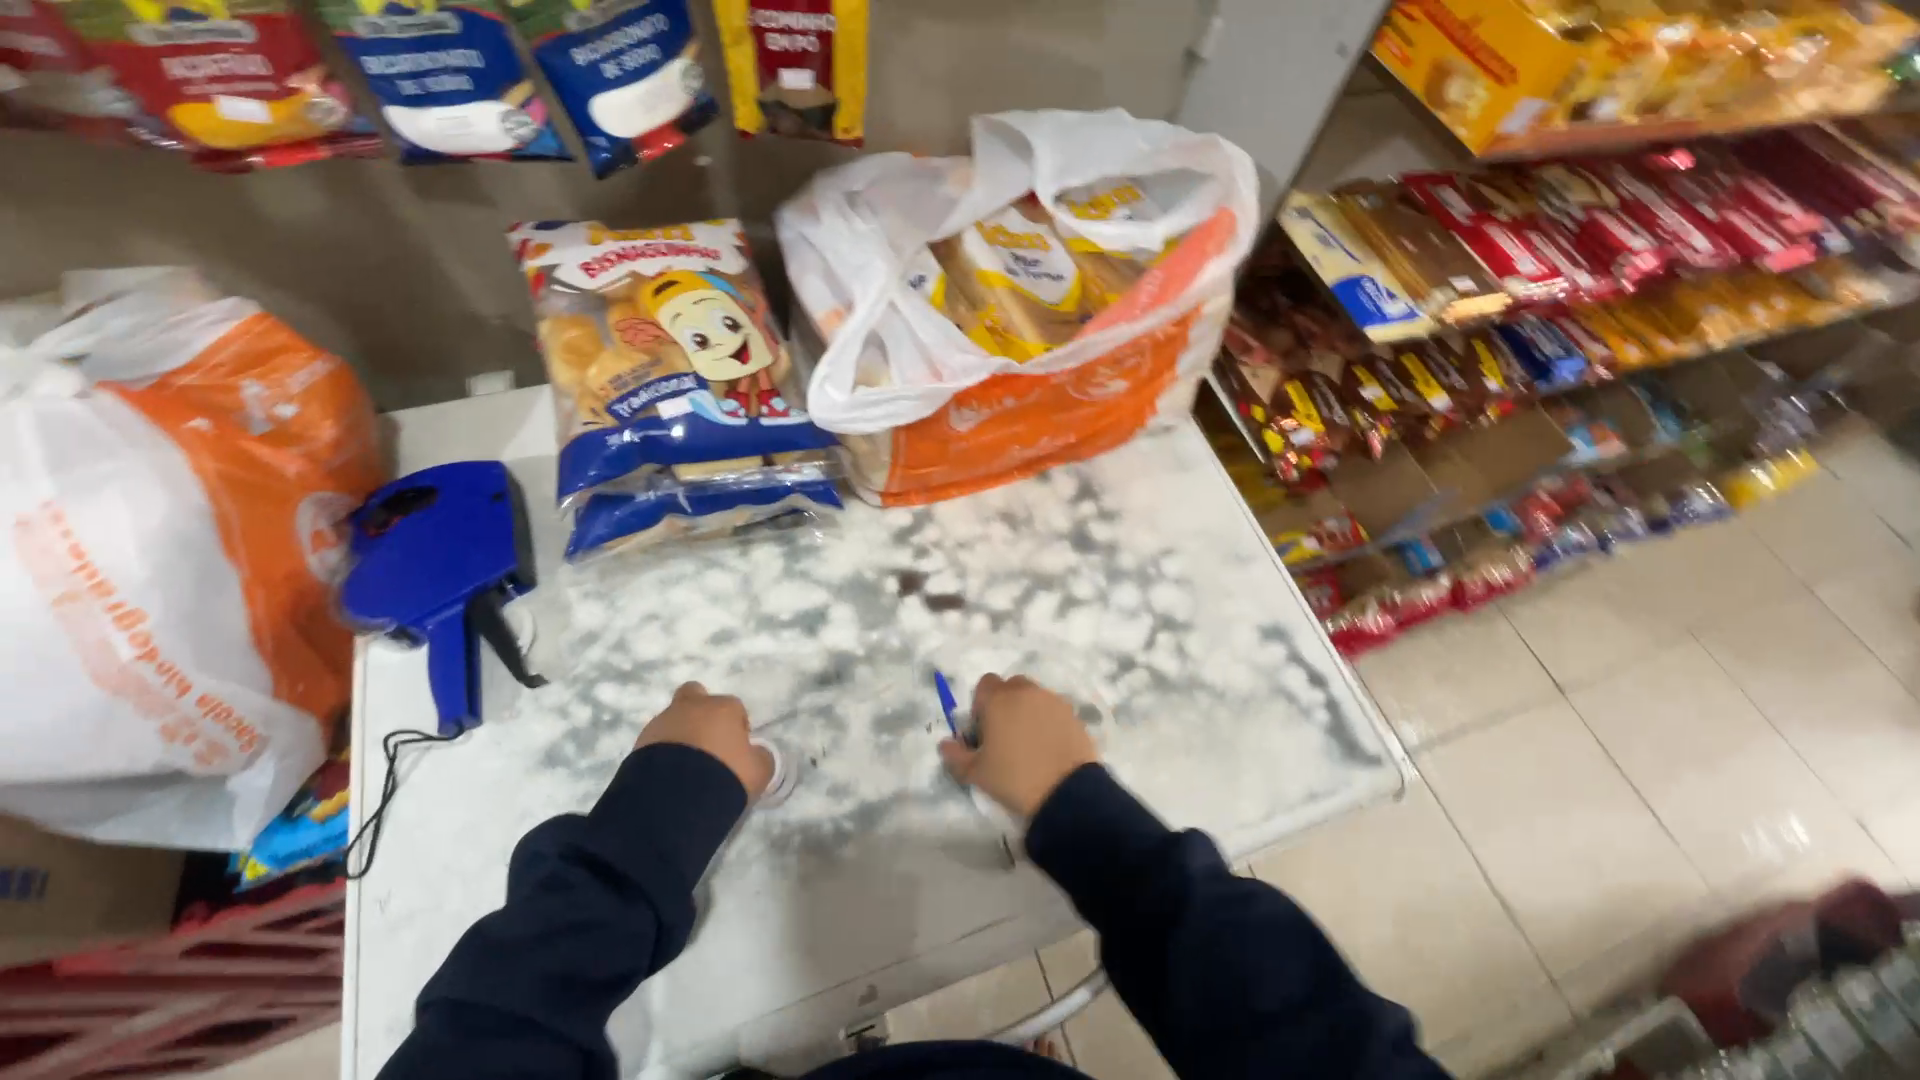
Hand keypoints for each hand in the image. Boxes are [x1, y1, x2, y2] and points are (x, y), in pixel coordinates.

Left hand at [636, 682, 774, 797]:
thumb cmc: (725, 775)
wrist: (673, 797)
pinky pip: (656, 742)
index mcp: (722, 707)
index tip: (737, 750)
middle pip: (694, 695)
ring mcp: (661, 723)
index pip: (735, 708)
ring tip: (685, 768)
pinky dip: (663, 753)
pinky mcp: (639, 743)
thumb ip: (761, 757)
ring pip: (673, 720)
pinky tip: (669, 776)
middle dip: (701, 712)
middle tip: (707, 742)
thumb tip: (756, 753)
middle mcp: (691, 707)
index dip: (737, 728)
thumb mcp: (758, 771)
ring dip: (680, 736)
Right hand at [938, 674, 1098, 818]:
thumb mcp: (976, 773)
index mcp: (998, 700)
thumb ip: (955, 755)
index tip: (983, 730)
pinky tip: (1049, 747)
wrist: (1066, 792)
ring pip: (1034, 697)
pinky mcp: (1073, 715)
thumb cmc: (1014, 778)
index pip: (984, 685)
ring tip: (1029, 742)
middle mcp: (1026, 692)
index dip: (980, 704)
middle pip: (1011, 686)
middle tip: (1005, 734)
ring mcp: (1053, 701)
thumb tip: (946, 744)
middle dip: (1005, 703)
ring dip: (1028, 710)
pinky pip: (1054, 710)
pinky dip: (1048, 721)